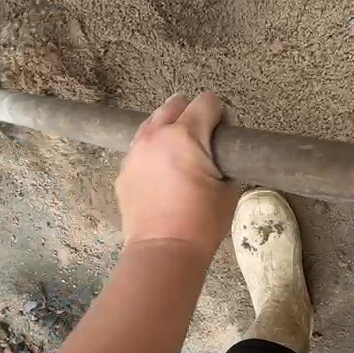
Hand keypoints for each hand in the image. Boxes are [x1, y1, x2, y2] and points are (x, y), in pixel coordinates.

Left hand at [115, 93, 235, 253]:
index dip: (221, 115)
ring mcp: (135, 152)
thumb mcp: (230, 189)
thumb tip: (224, 154)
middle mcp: (155, 136)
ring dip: (169, 128)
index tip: (224, 134)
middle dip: (192, 115)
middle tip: (204, 140)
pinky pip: (139, 147)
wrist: (164, 250)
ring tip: (181, 153)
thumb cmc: (201, 223)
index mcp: (185, 136)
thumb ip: (228, 161)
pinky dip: (153, 150)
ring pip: (152, 122)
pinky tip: (163, 173)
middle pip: (175, 104)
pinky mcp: (124, 170)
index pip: (207, 102)